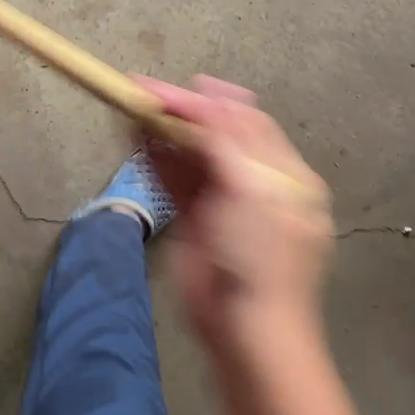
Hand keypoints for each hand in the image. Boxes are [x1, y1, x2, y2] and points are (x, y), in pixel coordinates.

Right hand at [140, 75, 333, 355]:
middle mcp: (253, 181)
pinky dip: (154, 156)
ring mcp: (222, 200)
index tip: (175, 87)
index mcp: (282, 175)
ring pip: (189, 152)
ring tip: (132, 107)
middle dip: (181, 111)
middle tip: (142, 89)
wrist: (245, 327)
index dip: (211, 101)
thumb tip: (207, 95)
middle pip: (214, 133)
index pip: (246, 123)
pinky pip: (173, 177)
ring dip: (163, 129)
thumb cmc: (259, 255)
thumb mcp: (253, 190)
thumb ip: (227, 141)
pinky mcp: (193, 218)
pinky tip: (134, 138)